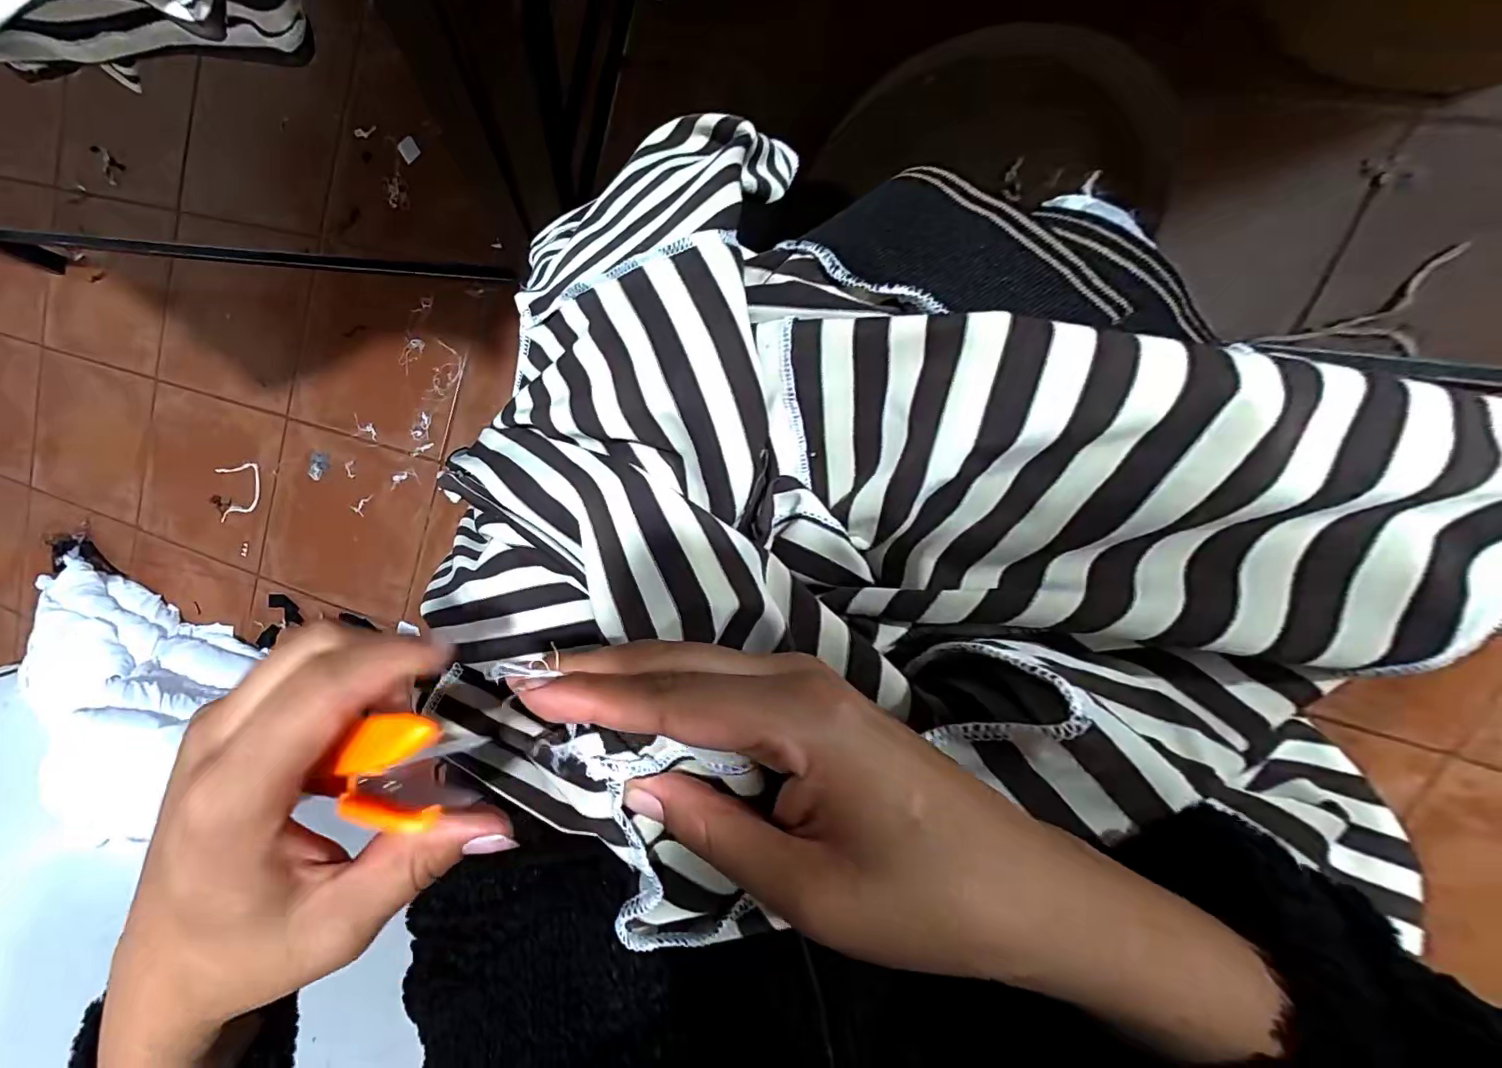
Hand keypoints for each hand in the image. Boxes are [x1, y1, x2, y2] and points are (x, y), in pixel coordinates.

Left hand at [100, 626, 512, 1067]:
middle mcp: (213, 739)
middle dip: (379, 657)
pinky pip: (291, 672)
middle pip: (308, 649)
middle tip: (421, 706)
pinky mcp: (222, 719)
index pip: (316, 693)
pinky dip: (339, 684)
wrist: (165, 960)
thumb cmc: (247, 950)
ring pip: (300, 651)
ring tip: (391, 728)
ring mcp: (212, 722)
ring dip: (360, 669)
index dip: (385, 661)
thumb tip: (490, 821)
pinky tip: (356, 737)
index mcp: (232, 795)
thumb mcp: (336, 925)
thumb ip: (412, 865)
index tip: (444, 660)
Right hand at [517, 643, 1284, 1062]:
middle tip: (531, 671)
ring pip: (694, 663)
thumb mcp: (808, 890)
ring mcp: (804, 681)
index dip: (596, 697)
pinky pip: (719, 680)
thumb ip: (714, 827)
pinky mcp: (809, 697)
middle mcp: (794, 678)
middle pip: (676, 663)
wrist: (1033, 894)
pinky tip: (635, 693)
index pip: (672, 700)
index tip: (531, 690)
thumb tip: (637, 781)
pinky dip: (666, 685)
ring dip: (628, 671)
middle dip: (599, 668)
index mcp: (796, 717)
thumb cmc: (925, 901)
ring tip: (565, 675)